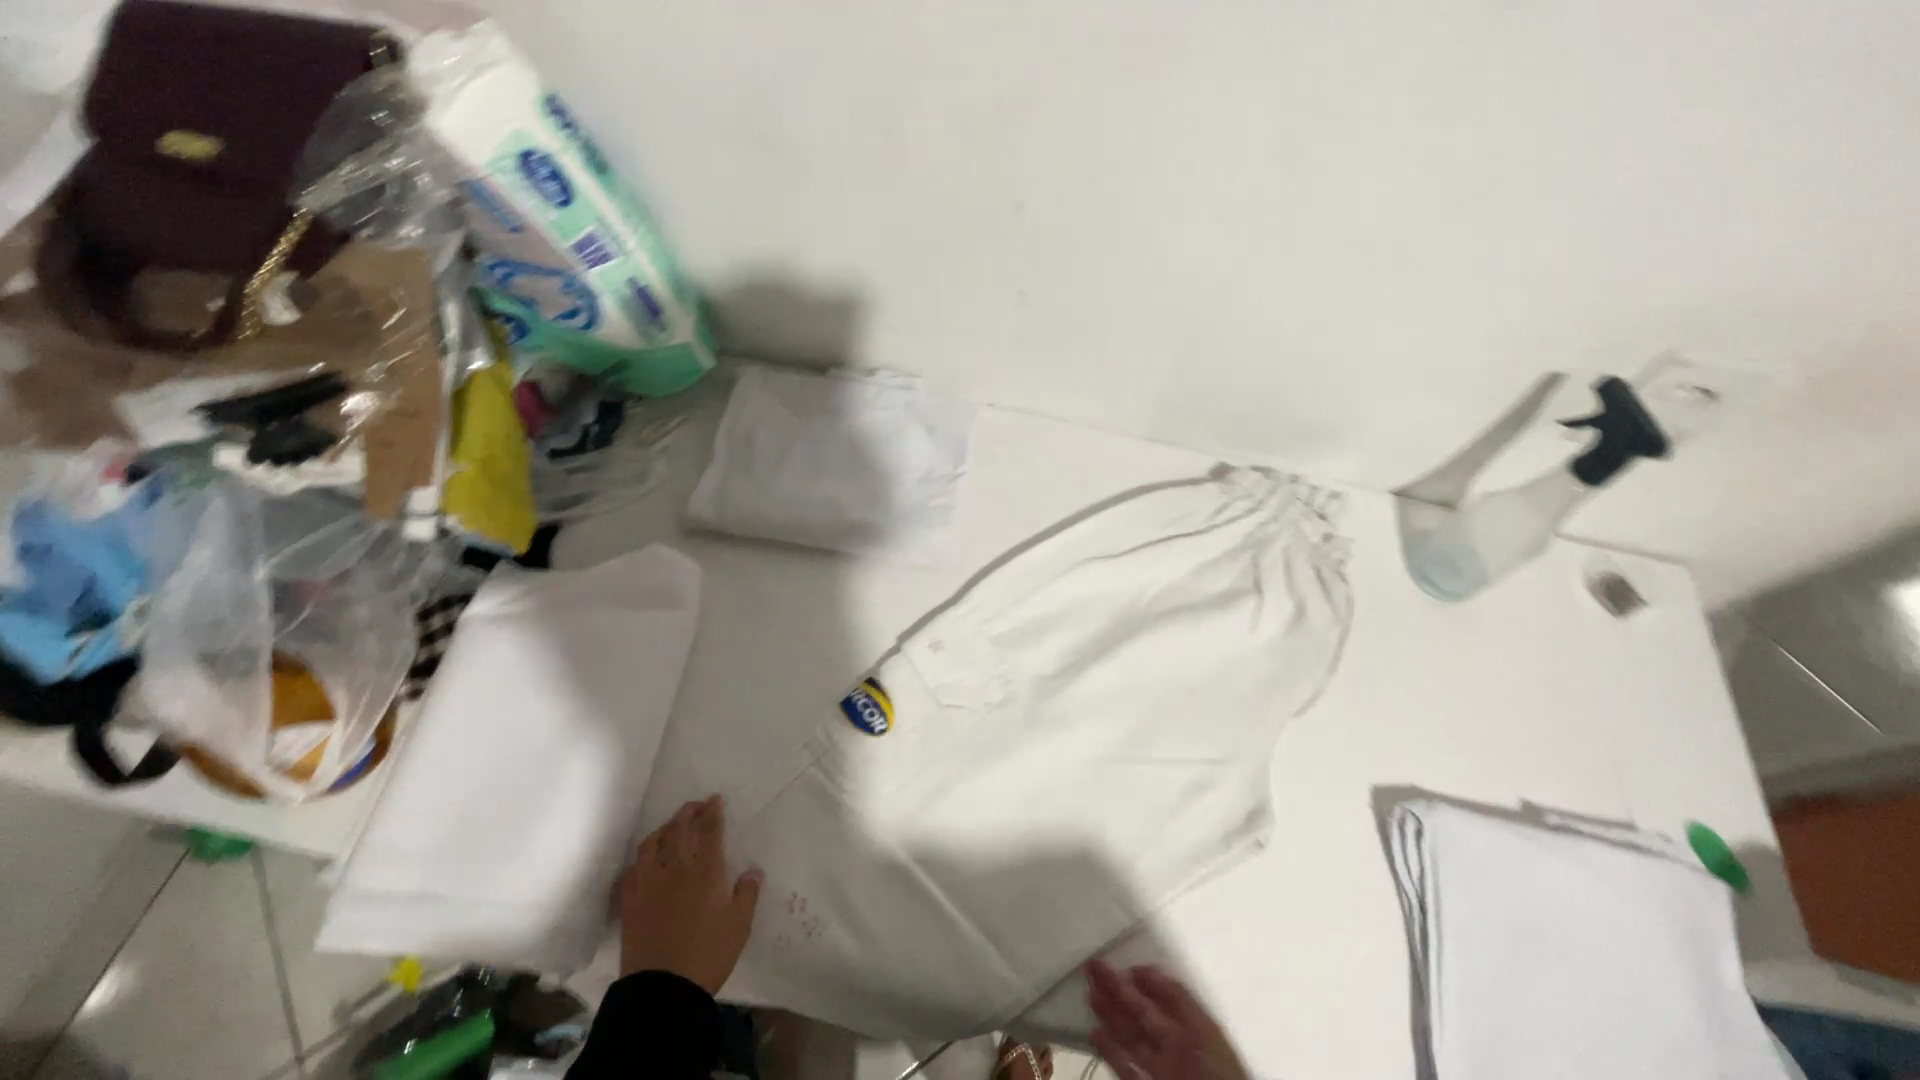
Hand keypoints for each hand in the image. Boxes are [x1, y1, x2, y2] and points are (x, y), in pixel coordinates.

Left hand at [618, 795, 763, 993]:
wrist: (662, 988)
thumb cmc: (708, 955)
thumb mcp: (739, 926)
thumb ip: (747, 894)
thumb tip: (752, 871)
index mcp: (705, 872)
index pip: (709, 832)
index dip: (713, 813)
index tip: (715, 800)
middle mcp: (675, 870)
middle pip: (678, 830)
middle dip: (688, 813)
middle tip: (696, 806)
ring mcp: (648, 884)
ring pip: (651, 844)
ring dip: (663, 829)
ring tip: (671, 827)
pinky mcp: (630, 902)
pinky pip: (633, 868)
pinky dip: (642, 857)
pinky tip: (646, 860)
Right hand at [1086, 960, 1249, 1079]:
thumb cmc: (1217, 1073)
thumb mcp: (1204, 1030)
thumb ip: (1178, 1000)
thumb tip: (1150, 971)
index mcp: (1193, 1030)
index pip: (1168, 998)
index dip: (1148, 980)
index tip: (1126, 964)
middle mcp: (1175, 1046)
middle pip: (1143, 1013)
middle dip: (1118, 989)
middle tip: (1095, 967)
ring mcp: (1160, 1068)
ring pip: (1130, 1037)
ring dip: (1110, 1015)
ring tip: (1090, 992)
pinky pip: (1125, 1068)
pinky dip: (1108, 1051)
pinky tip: (1094, 1034)